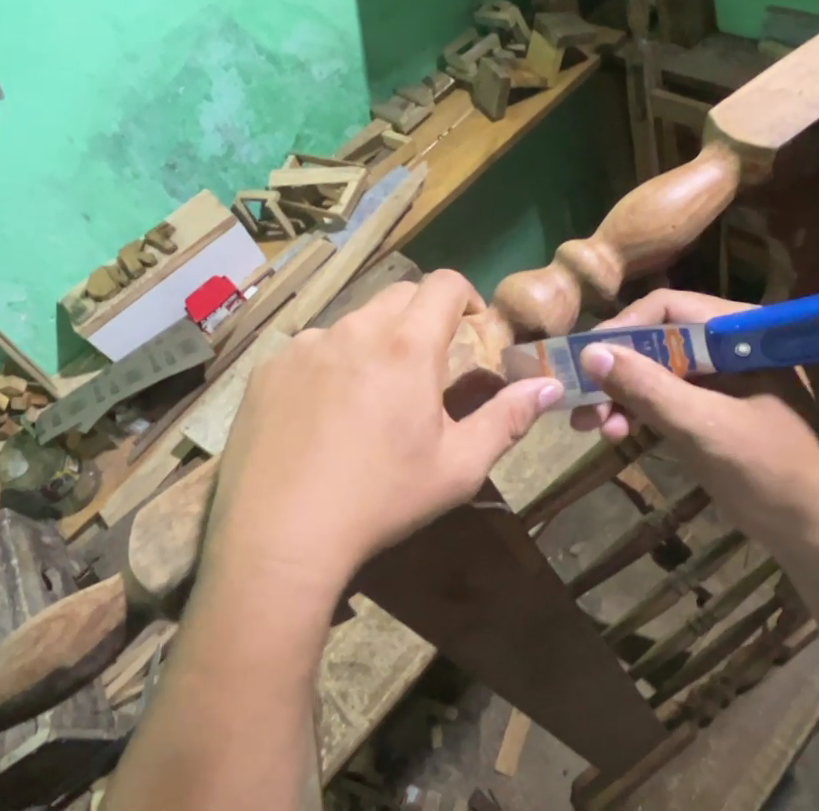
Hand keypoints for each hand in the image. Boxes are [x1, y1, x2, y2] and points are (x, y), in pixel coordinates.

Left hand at [206, 270, 563, 592]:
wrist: (281, 536)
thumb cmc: (381, 500)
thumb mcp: (458, 468)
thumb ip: (508, 419)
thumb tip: (550, 386)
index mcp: (406, 346)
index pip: (444, 283)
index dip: (464, 297)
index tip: (468, 330)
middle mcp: (353, 330)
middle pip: (398, 296)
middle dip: (421, 317)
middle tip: (425, 368)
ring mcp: (304, 346)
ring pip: (352, 323)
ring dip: (373, 342)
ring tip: (370, 396)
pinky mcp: (268, 369)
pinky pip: (310, 349)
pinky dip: (328, 365)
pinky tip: (321, 416)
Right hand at [568, 289, 818, 530]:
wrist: (812, 532)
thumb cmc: (769, 473)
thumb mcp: (704, 428)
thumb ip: (649, 388)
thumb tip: (590, 353)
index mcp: (740, 333)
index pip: (668, 308)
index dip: (622, 330)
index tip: (586, 360)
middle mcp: (727, 344)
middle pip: (654, 338)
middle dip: (615, 369)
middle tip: (580, 403)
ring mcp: (718, 376)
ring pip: (652, 368)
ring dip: (619, 394)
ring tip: (591, 427)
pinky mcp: (709, 406)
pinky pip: (662, 395)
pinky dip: (635, 411)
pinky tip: (616, 433)